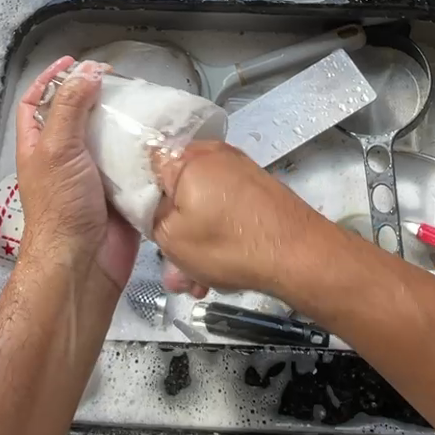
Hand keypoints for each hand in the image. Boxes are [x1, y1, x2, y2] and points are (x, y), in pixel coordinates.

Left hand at [13, 57, 138, 289]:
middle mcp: (63, 156)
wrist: (85, 262)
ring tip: (140, 100)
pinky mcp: (118, 188)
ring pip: (105, 135)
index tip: (73, 61)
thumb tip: (87, 71)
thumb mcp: (58, 148)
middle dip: (93, 94)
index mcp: (38, 145)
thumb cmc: (61, 206)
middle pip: (76, 114)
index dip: (51, 79)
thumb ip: (70, 107)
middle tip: (117, 79)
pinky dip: (140, 146)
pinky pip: (129, 159)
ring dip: (121, 118)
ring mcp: (91, 173)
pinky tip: (155, 132)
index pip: (36, 102)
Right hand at [149, 140, 332, 298]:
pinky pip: (221, 208)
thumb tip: (148, 206)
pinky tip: (217, 271)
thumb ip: (148, 215)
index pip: (145, 161)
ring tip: (197, 280)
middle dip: (170, 231)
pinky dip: (215, 235)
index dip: (135, 189)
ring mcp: (237, 169)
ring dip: (193, 242)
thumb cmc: (231, 244)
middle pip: (174, 190)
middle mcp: (212, 154)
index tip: (136, 217)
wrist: (298, 254)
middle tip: (174, 267)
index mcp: (187, 157)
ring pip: (199, 205)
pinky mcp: (254, 188)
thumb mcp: (171, 237)